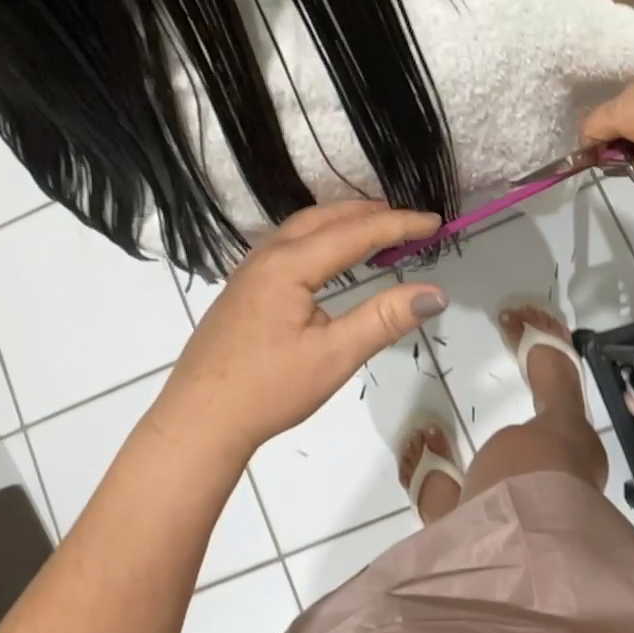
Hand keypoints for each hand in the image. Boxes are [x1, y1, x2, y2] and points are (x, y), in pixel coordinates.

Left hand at [156, 202, 449, 457]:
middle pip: (324, 218)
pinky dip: (319, 238)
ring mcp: (249, 271)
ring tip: (376, 231)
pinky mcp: (242, 289)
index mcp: (289, 265)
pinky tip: (328, 259)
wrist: (199, 419)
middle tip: (410, 221)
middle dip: (369, 214)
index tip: (435, 222)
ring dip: (341, 223)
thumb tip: (434, 294)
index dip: (398, 225)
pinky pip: (287, 245)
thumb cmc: (268, 389)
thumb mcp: (333, 356)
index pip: (354, 232)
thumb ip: (384, 319)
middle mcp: (267, 256)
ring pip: (301, 229)